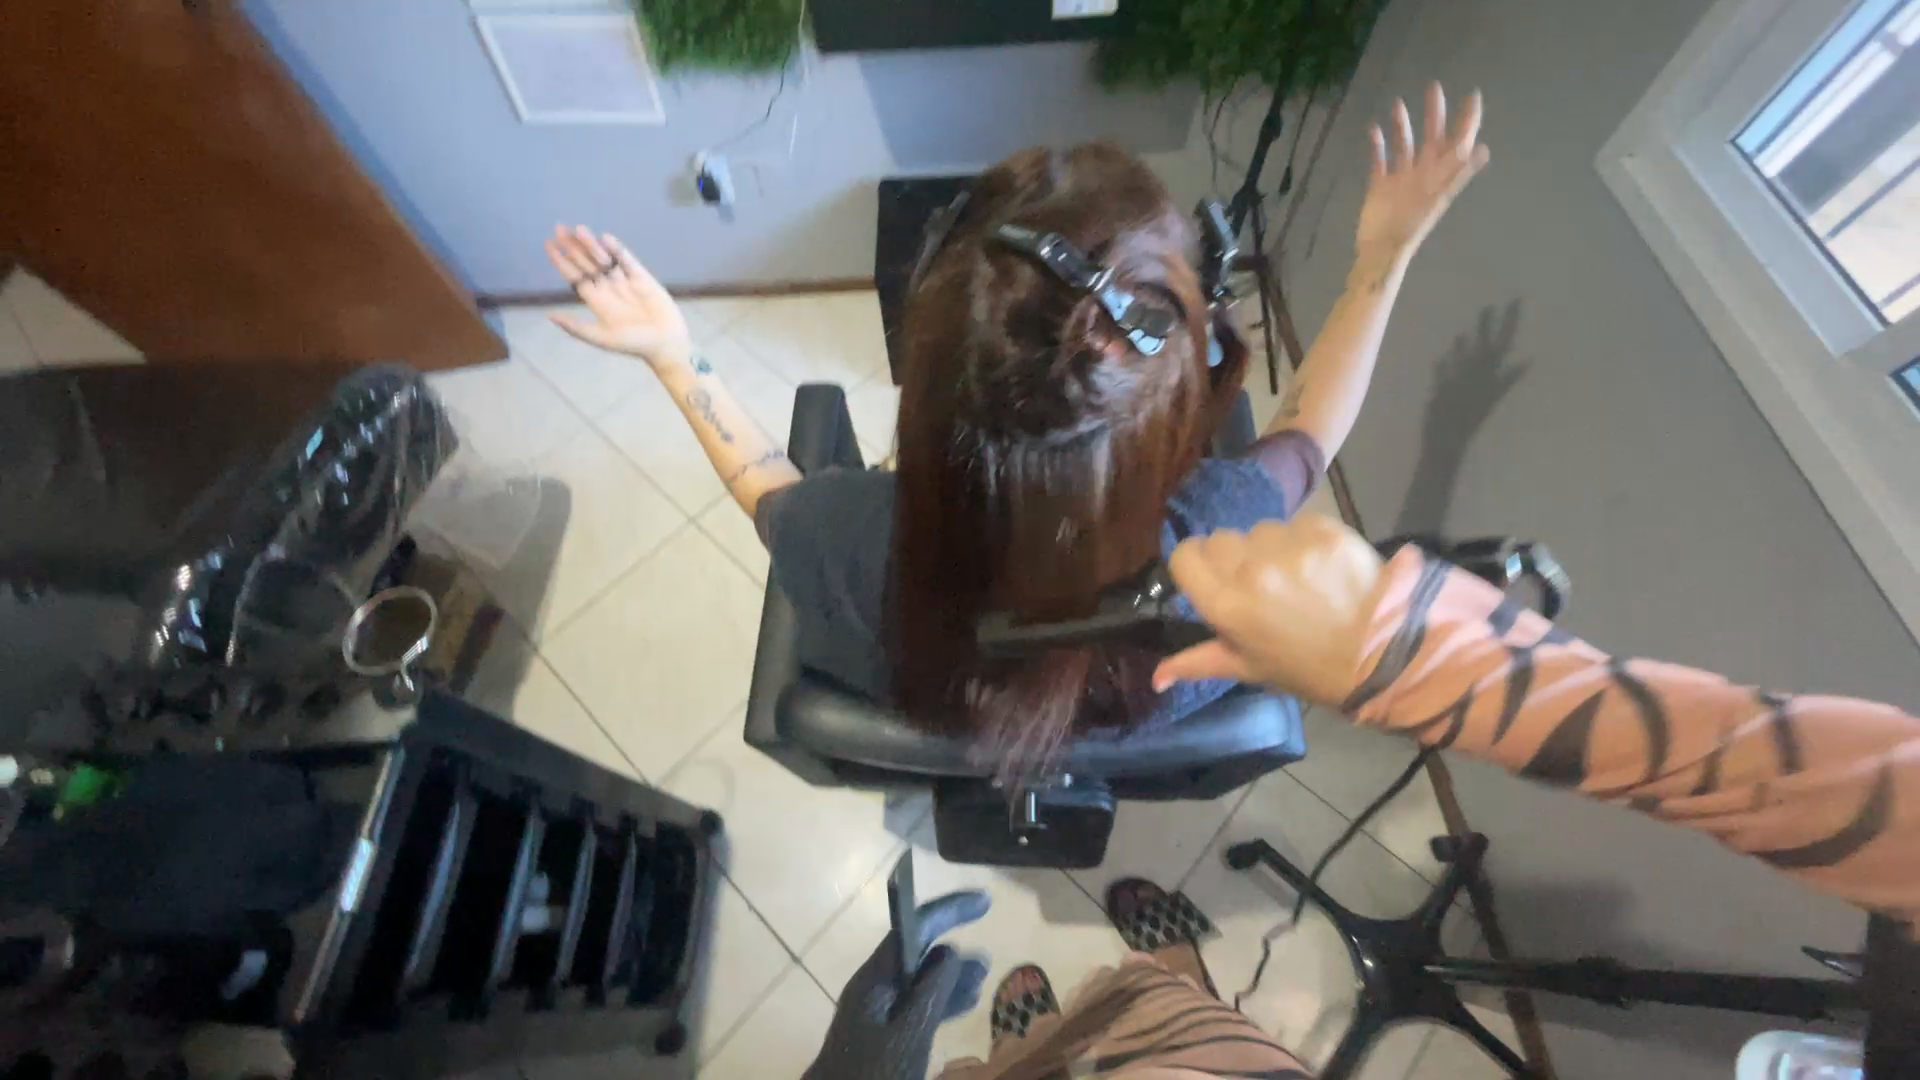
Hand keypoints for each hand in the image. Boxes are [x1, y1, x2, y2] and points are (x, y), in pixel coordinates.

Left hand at [543, 224, 691, 366]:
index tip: (549, 244)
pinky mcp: (643, 279)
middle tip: (559, 228)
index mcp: (597, 301)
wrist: (665, 344)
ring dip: (592, 245)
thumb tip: (549, 316)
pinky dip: (618, 250)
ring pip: (605, 259)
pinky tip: (606, 238)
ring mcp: (626, 282)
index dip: (562, 261)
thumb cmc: (634, 344)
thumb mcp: (602, 338)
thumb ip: (576, 327)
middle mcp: (609, 288)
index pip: (575, 276)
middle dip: (573, 247)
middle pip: (587, 264)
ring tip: (579, 229)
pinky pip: (628, 261)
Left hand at [803, 890, 989, 1079]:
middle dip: (953, 945)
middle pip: (918, 950)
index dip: (950, 910)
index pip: (915, 926)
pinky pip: (915, 1005)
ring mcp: (876, 1010)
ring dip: (951, 976)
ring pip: (919, 979)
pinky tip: (964, 1004)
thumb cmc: (873, 1072)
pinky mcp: (880, 1034)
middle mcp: (875, 985)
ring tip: (982, 978)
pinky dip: (941, 1001)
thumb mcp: (911, 1033)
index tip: (983, 902)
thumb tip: (951, 949)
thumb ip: (932, 990)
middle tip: (987, 954)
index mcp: (876, 975)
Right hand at [1152, 515, 1386, 705]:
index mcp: (1226, 605)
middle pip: (1218, 539)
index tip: (1213, 578)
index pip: (1185, 555)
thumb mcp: (1249, 669)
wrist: (1387, 654)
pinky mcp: (1322, 531)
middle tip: (1259, 584)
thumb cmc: (1309, 667)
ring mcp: (1288, 548)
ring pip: (1259, 530)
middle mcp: (1249, 571)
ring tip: (1296, 576)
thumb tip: (1155, 677)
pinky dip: (1304, 541)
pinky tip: (1321, 566)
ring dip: (1270, 548)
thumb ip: (1197, 663)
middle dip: (1232, 557)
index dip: (1195, 564)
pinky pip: (1296, 524)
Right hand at [1354, 83, 1488, 265]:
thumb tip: (1482, 150)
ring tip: (1397, 105)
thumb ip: (1456, 174)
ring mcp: (1400, 179)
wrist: (1380, 250)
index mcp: (1440, 174)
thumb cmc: (1409, 227)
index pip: (1459, 142)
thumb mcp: (1436, 198)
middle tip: (1434, 88)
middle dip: (1435, 114)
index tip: (1473, 96)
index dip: (1467, 120)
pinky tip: (1374, 131)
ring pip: (1404, 145)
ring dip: (1402, 126)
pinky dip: (1377, 146)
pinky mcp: (1379, 186)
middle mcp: (1423, 172)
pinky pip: (1379, 161)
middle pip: (1433, 138)